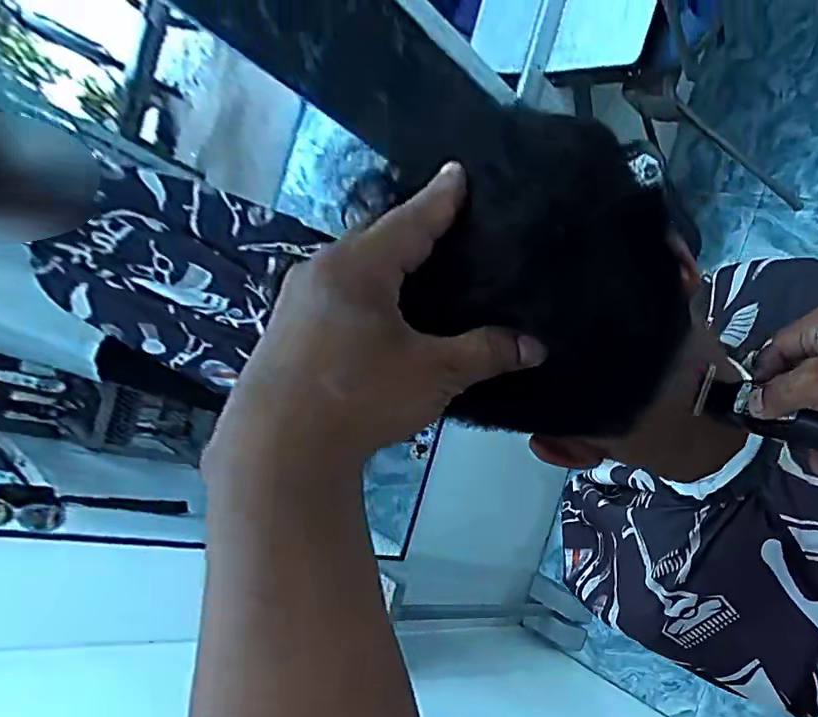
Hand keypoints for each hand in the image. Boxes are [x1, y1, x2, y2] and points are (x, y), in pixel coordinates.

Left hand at [206, 162, 543, 481]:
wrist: (283, 443)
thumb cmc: (361, 393)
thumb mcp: (437, 371)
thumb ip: (486, 352)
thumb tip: (534, 346)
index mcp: (357, 269)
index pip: (408, 224)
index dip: (439, 201)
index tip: (457, 173)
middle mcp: (323, 274)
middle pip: (378, 242)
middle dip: (414, 230)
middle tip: (447, 222)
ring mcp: (303, 302)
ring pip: (359, 271)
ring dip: (392, 265)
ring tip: (423, 266)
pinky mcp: (297, 332)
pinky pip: (348, 297)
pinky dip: (377, 294)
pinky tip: (392, 314)